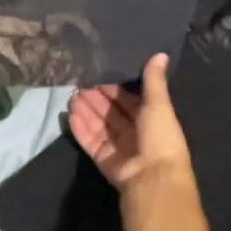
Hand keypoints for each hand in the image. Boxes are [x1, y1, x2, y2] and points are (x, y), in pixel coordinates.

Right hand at [68, 53, 192, 189]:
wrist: (153, 177)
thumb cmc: (160, 137)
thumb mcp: (158, 104)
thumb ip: (154, 80)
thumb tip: (161, 53)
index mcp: (150, 118)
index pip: (128, 100)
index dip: (113, 89)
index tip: (96, 75)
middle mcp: (134, 132)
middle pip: (110, 112)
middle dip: (95, 99)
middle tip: (77, 84)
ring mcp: (117, 146)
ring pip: (98, 125)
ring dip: (85, 111)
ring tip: (70, 96)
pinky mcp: (103, 159)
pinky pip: (89, 141)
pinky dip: (80, 129)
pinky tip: (69, 115)